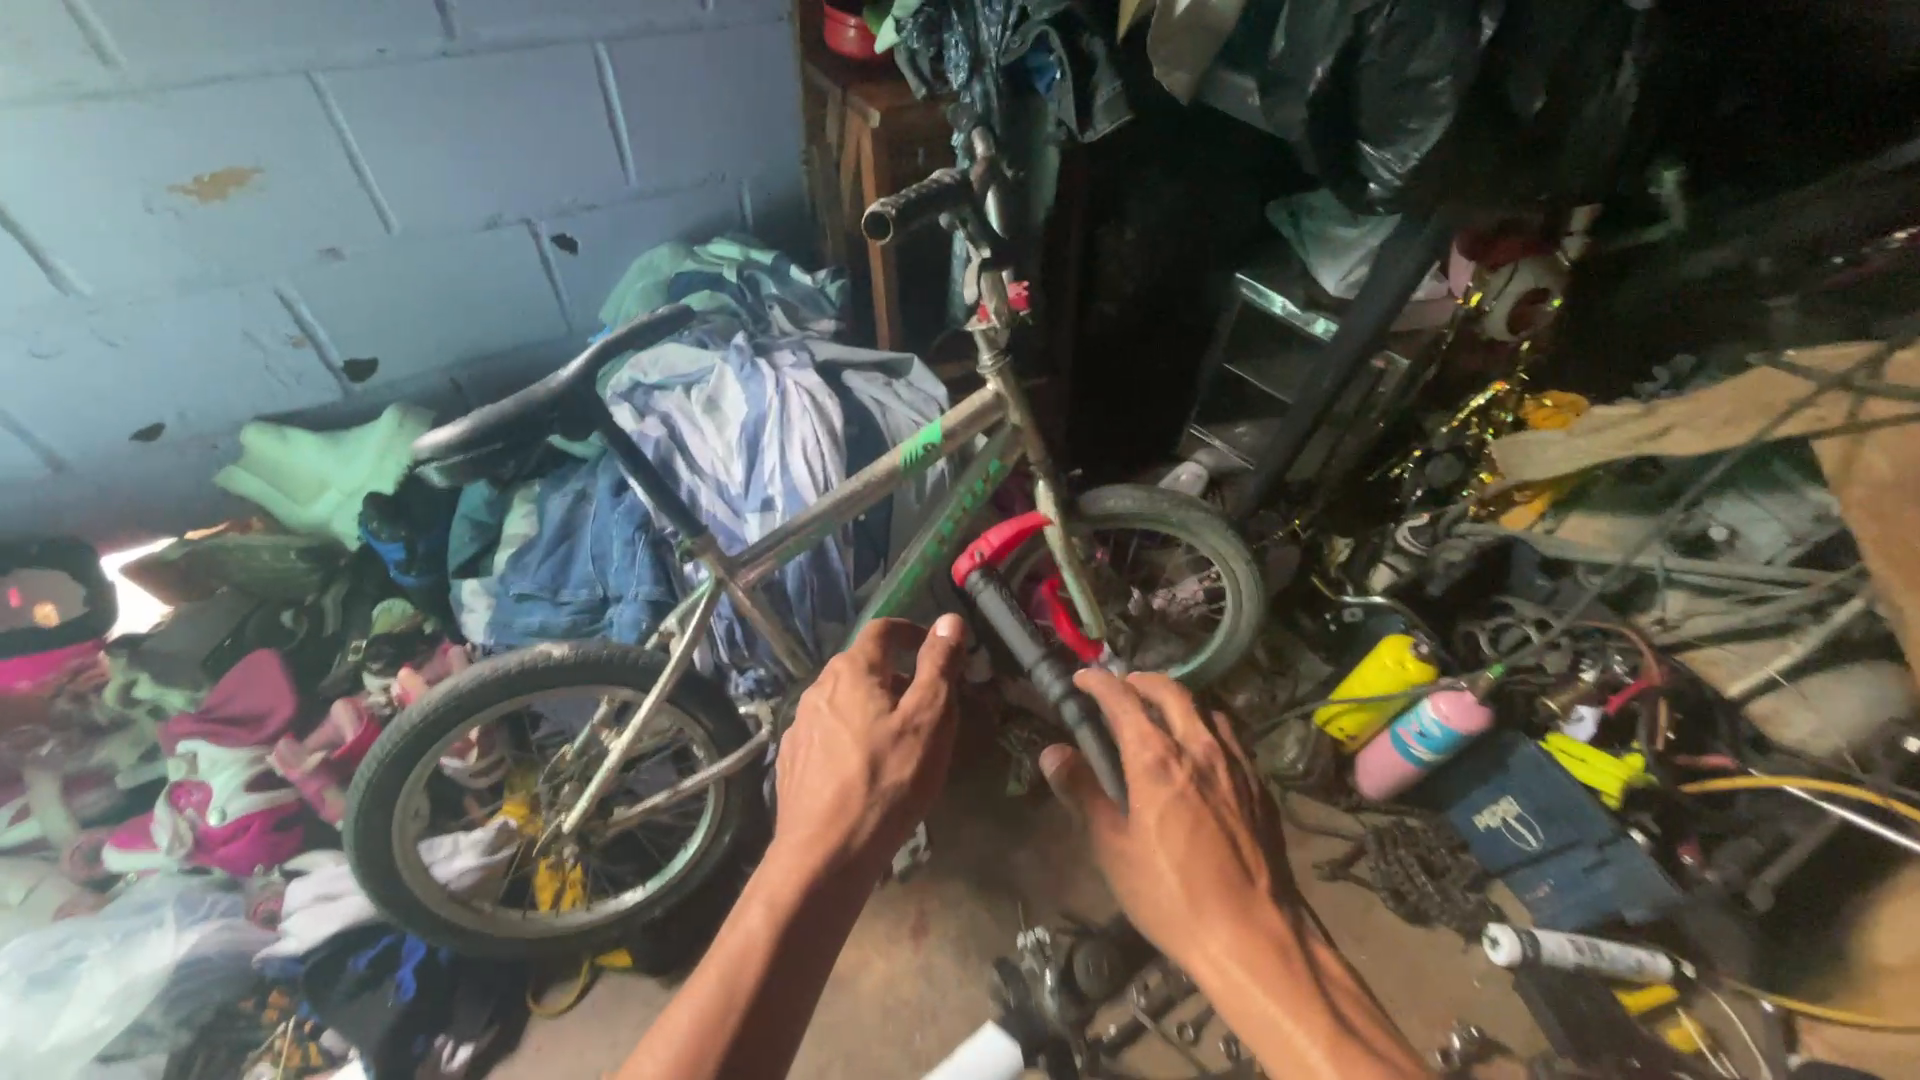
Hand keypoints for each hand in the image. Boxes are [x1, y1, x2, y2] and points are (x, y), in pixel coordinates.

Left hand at [772, 615, 967, 874]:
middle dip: (896, 677)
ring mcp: (800, 725)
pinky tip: (864, 770)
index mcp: (852, 670)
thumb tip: (950, 620)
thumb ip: (939, 665)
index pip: (883, 630)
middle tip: (926, 706)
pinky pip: (828, 734)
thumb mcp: (929, 718)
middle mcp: (819, 688)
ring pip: (843, 702)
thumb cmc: (888, 779)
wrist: (826, 851)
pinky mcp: (792, 760)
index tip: (934, 650)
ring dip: (872, 709)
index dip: (911, 632)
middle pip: (862, 667)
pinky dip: (850, 738)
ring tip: (898, 742)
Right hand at [1040, 670, 1285, 962]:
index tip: (1082, 678)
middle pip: (1171, 692)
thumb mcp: (1112, 849)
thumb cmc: (1171, 895)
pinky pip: (1230, 738)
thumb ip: (1083, 792)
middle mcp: (1199, 748)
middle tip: (1122, 686)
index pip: (1123, 700)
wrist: (1253, 935)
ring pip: (1206, 710)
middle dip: (1141, 681)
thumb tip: (1052, 752)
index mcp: (1156, 759)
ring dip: (1178, 701)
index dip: (1099, 683)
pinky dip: (1207, 727)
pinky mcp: (1260, 787)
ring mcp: (1236, 765)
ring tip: (1161, 714)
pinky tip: (1202, 752)